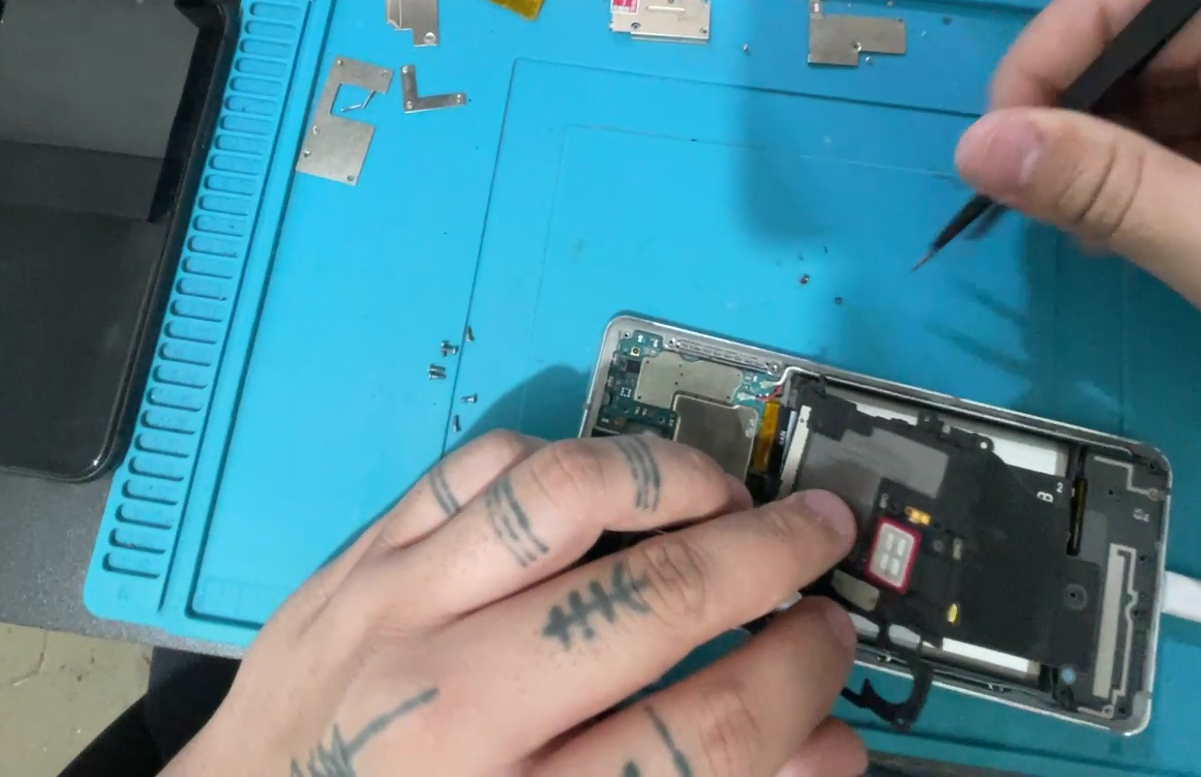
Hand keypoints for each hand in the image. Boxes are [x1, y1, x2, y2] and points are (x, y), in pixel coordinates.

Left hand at [166, 431, 865, 776]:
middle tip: (820, 534)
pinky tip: (607, 482)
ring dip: (674, 476)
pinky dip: (567, 457)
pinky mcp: (367, 546)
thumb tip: (828, 744)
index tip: (832, 636)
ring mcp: (398, 602)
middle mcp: (451, 704)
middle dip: (769, 558)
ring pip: (567, 494)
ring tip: (726, 489)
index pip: (703, 736)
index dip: (797, 681)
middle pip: (654, 601)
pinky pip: (486, 460)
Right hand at [954, 0, 1200, 452]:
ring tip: (1138, 235)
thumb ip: (1107, 193)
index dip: (1035, 79)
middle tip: (1079, 226)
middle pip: (1154, 39)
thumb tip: (975, 147)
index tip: (1003, 171)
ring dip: (1144, 150)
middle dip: (1090, 128)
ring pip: (1198, 76)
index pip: (1116, 5)